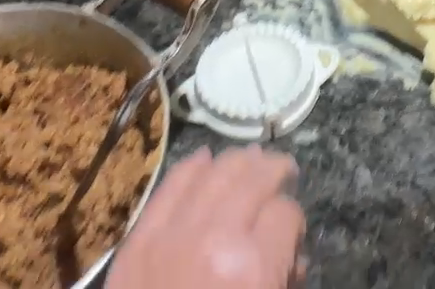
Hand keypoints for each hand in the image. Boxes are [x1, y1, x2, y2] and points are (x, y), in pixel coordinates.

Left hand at [107, 146, 305, 288]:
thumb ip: (282, 284)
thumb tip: (292, 261)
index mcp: (252, 270)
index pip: (286, 215)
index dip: (296, 220)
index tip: (294, 233)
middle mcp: (216, 239)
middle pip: (254, 179)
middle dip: (276, 170)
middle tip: (286, 170)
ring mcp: (172, 235)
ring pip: (216, 171)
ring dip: (240, 161)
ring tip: (254, 160)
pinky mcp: (138, 241)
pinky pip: (170, 187)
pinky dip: (192, 167)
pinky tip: (206, 159)